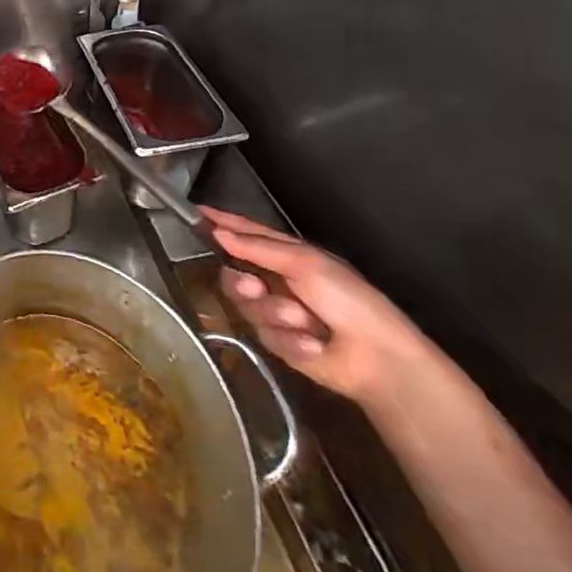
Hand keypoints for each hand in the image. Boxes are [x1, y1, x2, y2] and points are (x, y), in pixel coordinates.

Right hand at [208, 206, 423, 403]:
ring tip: (303, 322)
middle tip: (254, 289)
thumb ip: (258, 248)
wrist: (376, 358)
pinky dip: (291, 340)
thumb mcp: (304, 264)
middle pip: (236, 275)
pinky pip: (266, 336)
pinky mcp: (279, 344)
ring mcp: (278, 313)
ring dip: (275, 314)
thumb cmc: (348, 300)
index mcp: (290, 255)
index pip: (249, 234)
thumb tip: (219, 232)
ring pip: (248, 307)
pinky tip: (314, 345)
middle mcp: (278, 281)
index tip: (196, 213)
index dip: (223, 223)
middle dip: (242, 284)